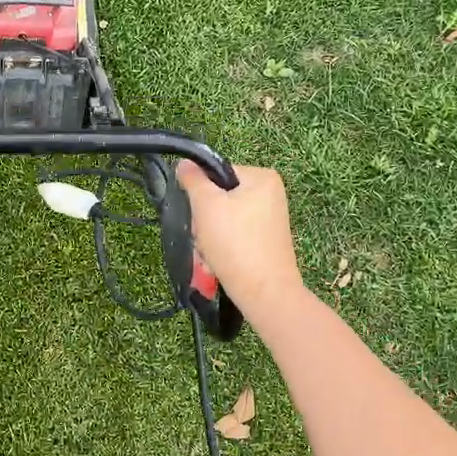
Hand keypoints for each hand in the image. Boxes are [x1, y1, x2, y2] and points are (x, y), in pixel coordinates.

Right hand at [176, 161, 302, 306]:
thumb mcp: (205, 204)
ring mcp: (270, 219)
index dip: (201, 192)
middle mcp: (271, 194)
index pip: (217, 173)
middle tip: (203, 235)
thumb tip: (185, 163)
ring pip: (224, 218)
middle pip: (220, 197)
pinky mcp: (266, 241)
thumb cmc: (234, 242)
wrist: (263, 292)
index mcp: (262, 177)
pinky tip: (218, 261)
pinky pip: (235, 234)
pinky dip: (223, 245)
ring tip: (209, 252)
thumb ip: (193, 179)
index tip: (197, 213)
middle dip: (205, 218)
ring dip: (210, 235)